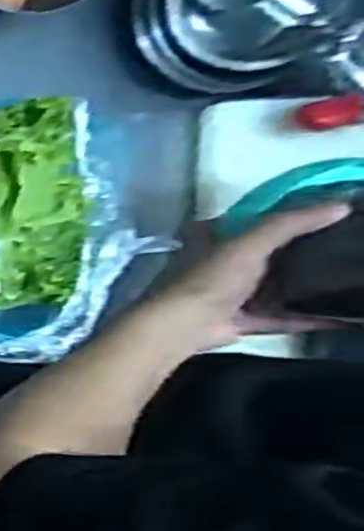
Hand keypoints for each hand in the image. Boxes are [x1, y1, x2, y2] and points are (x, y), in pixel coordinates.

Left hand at [142, 203, 352, 350]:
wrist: (183, 325)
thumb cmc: (208, 280)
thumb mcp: (245, 245)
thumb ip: (286, 224)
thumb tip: (341, 205)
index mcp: (208, 245)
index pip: (239, 223)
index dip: (271, 215)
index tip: (318, 210)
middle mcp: (217, 268)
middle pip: (264, 255)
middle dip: (302, 250)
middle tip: (350, 242)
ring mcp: (229, 295)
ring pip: (276, 286)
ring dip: (310, 283)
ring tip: (356, 272)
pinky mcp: (242, 320)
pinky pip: (285, 317)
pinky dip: (314, 317)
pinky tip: (349, 314)